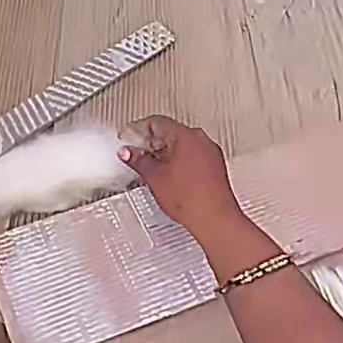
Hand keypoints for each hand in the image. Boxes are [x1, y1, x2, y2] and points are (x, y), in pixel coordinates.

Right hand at [118, 116, 244, 239]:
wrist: (215, 219)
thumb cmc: (191, 199)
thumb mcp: (154, 176)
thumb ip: (137, 159)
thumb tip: (128, 152)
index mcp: (186, 136)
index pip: (156, 123)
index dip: (137, 131)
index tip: (128, 139)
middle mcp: (201, 140)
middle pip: (169, 132)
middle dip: (150, 144)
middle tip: (135, 154)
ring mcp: (210, 153)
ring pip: (181, 145)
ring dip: (163, 154)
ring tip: (150, 169)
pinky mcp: (215, 166)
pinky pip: (192, 156)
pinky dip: (177, 162)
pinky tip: (168, 177)